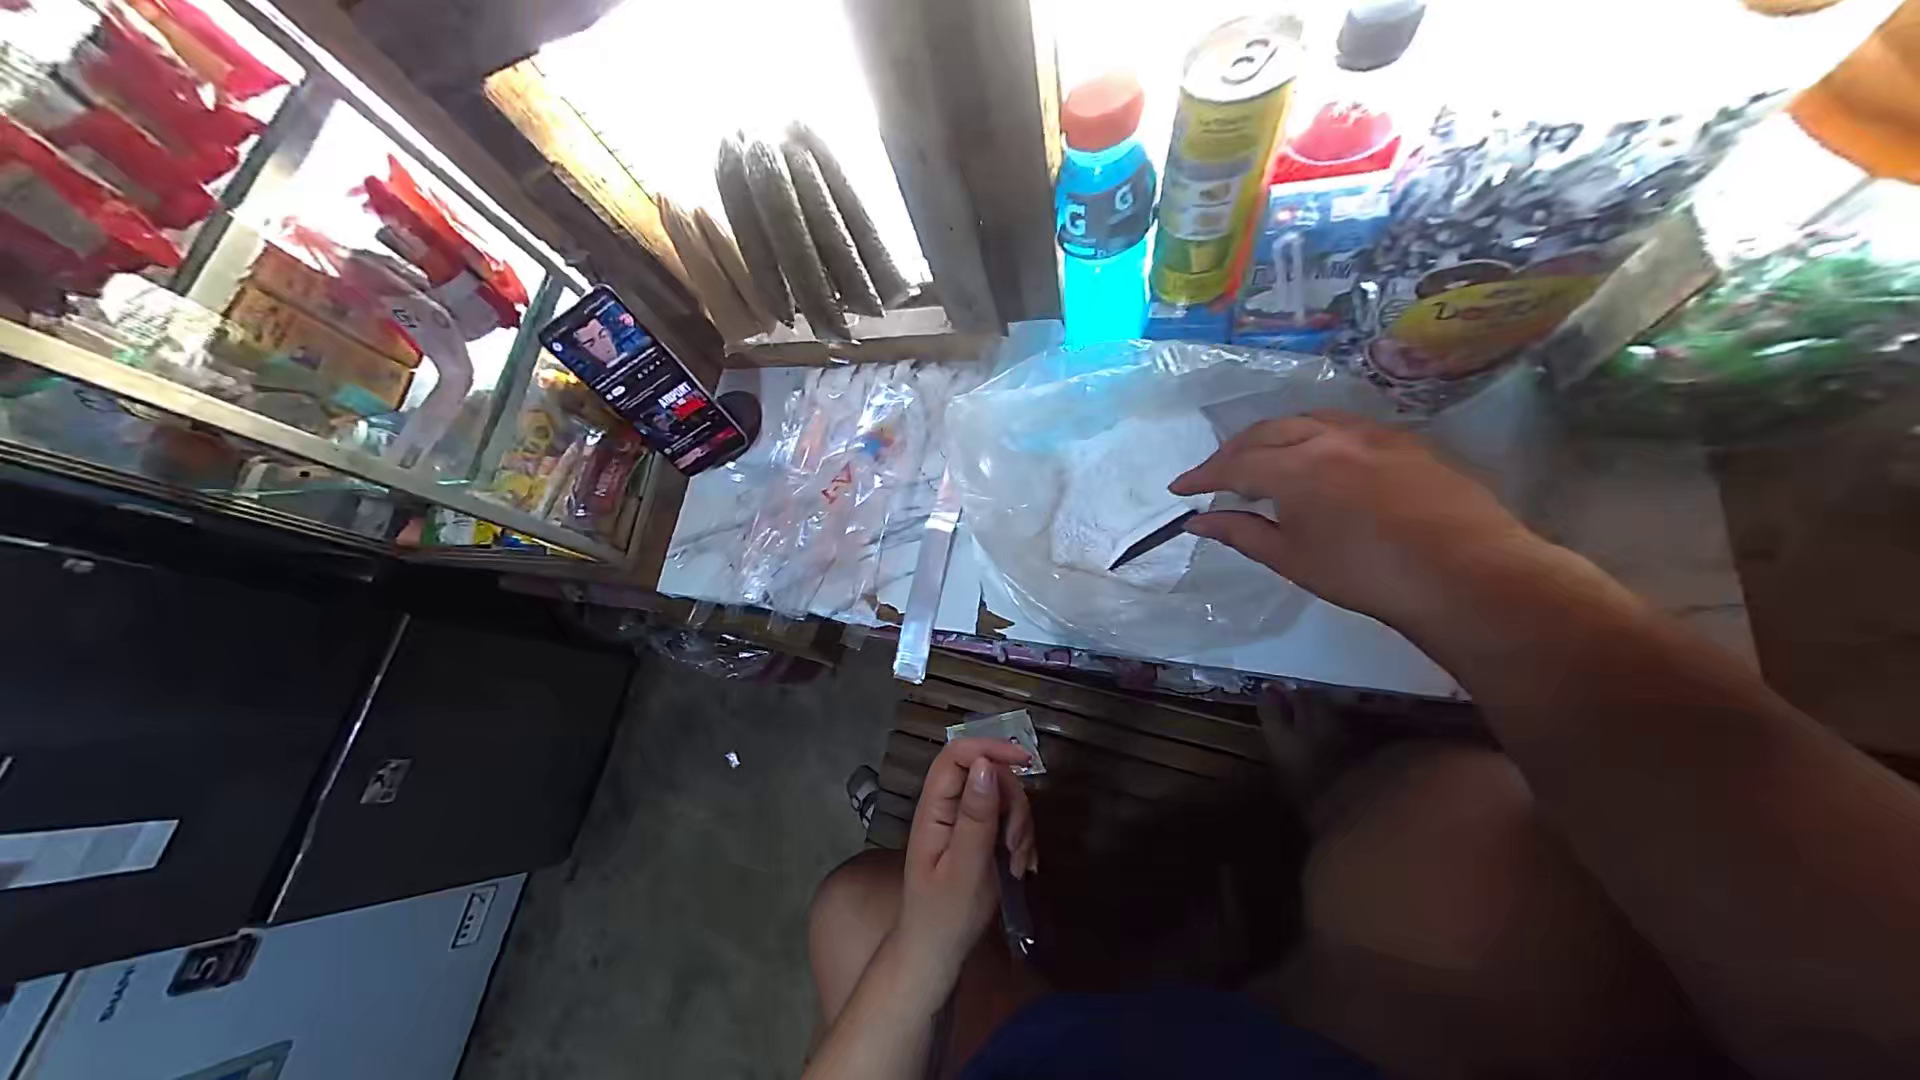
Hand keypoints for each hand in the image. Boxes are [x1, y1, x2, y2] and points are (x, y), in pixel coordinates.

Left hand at [894, 738, 1036, 995]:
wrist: (938, 954)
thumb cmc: (945, 916)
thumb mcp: (965, 868)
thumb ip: (976, 816)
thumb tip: (985, 764)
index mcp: (933, 807)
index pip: (957, 754)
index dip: (990, 748)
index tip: (1025, 762)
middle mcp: (947, 806)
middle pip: (988, 774)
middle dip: (1012, 803)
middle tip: (1016, 845)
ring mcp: (964, 820)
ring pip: (1003, 796)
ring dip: (1020, 826)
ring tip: (1016, 864)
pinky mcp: (980, 834)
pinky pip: (1008, 818)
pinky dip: (1021, 839)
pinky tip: (1020, 867)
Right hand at [1169, 411, 1536, 626]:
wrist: (1466, 574)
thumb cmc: (1366, 574)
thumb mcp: (1291, 558)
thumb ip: (1240, 532)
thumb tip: (1196, 523)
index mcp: (1295, 468)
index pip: (1233, 465)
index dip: (1202, 477)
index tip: (1179, 489)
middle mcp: (1327, 437)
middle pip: (1264, 433)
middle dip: (1232, 453)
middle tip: (1214, 478)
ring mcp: (1369, 434)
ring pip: (1303, 420)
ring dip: (1271, 437)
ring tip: (1259, 460)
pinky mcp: (1401, 440)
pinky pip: (1340, 425)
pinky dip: (1310, 434)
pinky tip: (1314, 456)